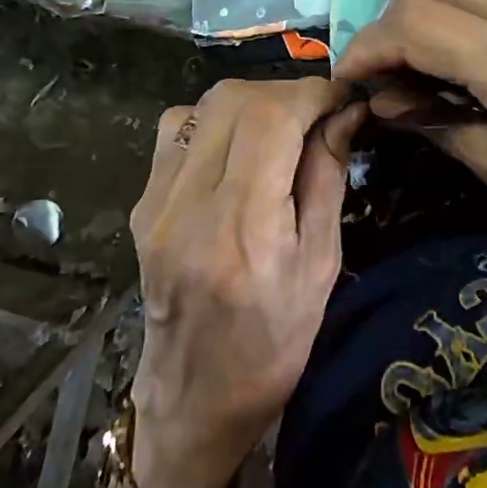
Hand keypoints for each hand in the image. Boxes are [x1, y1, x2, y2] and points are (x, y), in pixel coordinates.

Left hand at [127, 78, 364, 487]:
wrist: (196, 394)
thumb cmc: (275, 342)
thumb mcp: (321, 265)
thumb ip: (327, 178)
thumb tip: (344, 112)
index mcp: (244, 228)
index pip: (273, 117)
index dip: (314, 93)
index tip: (343, 98)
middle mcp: (189, 204)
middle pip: (234, 100)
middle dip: (286, 93)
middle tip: (316, 113)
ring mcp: (156, 202)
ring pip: (202, 105)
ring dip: (250, 102)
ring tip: (279, 128)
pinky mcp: (142, 203)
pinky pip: (176, 129)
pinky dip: (213, 120)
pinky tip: (235, 147)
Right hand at [335, 0, 486, 270]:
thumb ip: (445, 129)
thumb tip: (387, 100)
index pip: (416, 24)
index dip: (368, 50)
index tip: (349, 85)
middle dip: (389, 23)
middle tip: (384, 79)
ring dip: (420, 17)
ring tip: (416, 76)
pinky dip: (454, 19)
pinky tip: (461, 68)